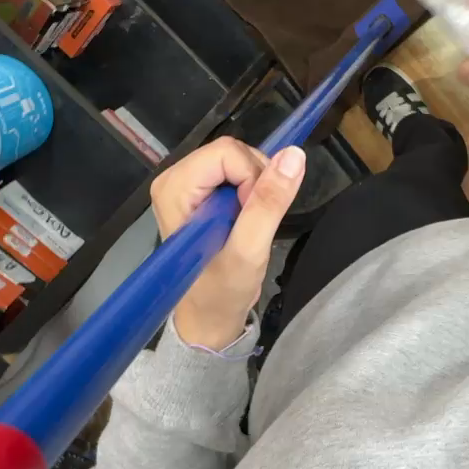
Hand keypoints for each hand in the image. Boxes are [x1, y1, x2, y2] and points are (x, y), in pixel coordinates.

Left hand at [151, 136, 306, 349]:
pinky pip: (236, 172)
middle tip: (254, 223)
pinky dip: (251, 193)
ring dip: (255, 189)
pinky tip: (245, 220)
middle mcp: (174, 178)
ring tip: (249, 225)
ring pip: (237, 160)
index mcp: (174, 188)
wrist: (209, 316)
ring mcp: (186, 184)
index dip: (253, 179)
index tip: (254, 216)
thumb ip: (268, 203)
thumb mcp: (249, 251)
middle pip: (232, 152)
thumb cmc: (223, 291)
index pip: (228, 153)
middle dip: (255, 182)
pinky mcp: (198, 192)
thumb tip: (294, 155)